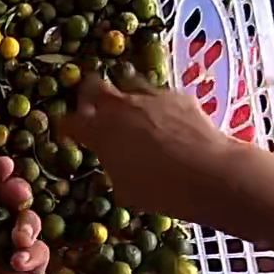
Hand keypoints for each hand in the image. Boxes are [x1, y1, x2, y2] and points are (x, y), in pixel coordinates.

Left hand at [0, 156, 50, 273]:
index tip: (5, 163)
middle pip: (2, 207)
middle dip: (12, 194)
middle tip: (17, 192)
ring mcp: (6, 265)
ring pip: (25, 226)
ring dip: (25, 223)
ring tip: (19, 238)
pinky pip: (38, 252)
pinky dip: (33, 250)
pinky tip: (21, 262)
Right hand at [57, 74, 246, 220]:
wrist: (206, 173)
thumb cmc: (158, 190)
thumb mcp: (125, 189)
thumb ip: (114, 168)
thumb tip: (117, 163)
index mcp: (99, 131)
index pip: (70, 122)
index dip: (66, 127)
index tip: (69, 133)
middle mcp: (119, 107)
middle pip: (93, 86)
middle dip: (89, 96)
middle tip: (93, 109)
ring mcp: (149, 97)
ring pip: (128, 83)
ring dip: (125, 96)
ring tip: (133, 112)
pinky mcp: (176, 95)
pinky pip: (159, 95)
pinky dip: (157, 105)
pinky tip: (168, 121)